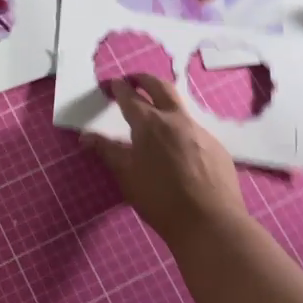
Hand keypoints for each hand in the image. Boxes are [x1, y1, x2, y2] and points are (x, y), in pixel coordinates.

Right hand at [81, 74, 245, 246]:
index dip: (118, 88)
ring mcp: (200, 132)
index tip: (111, 84)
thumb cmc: (160, 199)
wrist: (210, 223)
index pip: (130, 97)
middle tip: (133, 80)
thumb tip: (86, 136)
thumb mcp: (126, 175)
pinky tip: (178, 152)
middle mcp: (176, 120)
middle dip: (144, 79)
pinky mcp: (217, 148)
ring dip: (165, 105)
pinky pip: (195, 132)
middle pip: (161, 87)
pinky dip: (180, 132)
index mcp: (150, 124)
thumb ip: (108, 151)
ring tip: (155, 119)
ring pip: (180, 109)